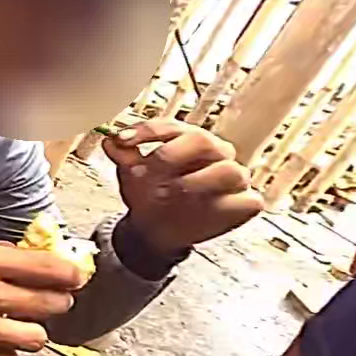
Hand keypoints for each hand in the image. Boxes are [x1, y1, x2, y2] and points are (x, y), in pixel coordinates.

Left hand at [105, 121, 262, 254]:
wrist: (156, 229)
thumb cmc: (149, 195)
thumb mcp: (132, 175)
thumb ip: (124, 156)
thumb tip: (110, 141)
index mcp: (189, 139)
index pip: (172, 126)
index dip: (147, 131)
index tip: (122, 140)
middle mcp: (216, 153)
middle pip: (201, 140)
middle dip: (168, 156)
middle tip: (143, 173)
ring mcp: (234, 178)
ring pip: (226, 170)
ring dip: (190, 184)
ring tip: (164, 195)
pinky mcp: (245, 203)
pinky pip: (244, 201)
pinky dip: (220, 207)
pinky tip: (196, 212)